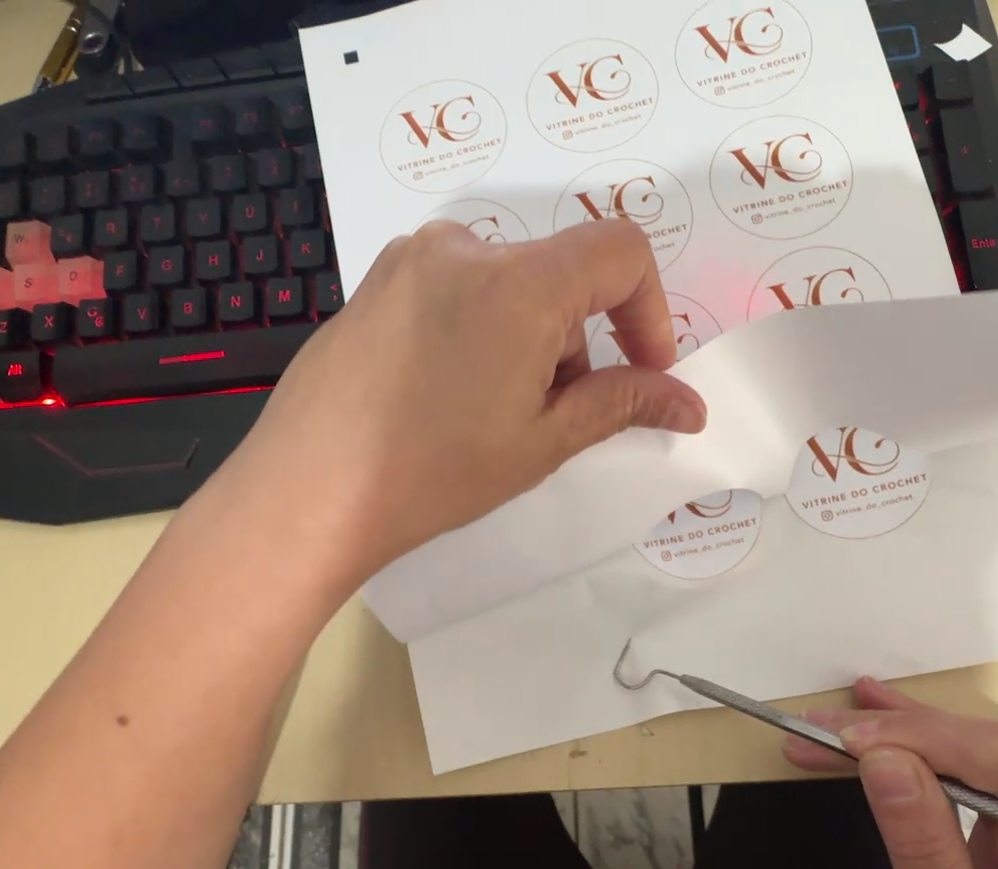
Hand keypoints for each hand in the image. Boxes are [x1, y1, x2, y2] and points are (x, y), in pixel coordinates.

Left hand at [217, 218, 705, 579]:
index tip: (642, 371)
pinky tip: (448, 392)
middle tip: (553, 412)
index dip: (649, 311)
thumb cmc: (432, 472)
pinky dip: (482, 328)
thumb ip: (623, 405)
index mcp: (518, 281)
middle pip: (561, 272)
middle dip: (579, 340)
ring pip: (509, 282)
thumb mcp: (542, 442)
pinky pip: (458, 287)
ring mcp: (410, 260)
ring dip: (529, 336)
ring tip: (492, 410)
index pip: (620, 251)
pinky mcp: (377, 282)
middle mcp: (464, 248)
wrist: (309, 491)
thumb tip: (689, 404)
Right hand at [785, 679, 997, 868]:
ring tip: (829, 726)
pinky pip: (980, 761)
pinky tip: (878, 713)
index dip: (928, 737)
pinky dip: (921, 742)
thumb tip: (881, 762)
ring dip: (898, 733)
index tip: (849, 740)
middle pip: (994, 746)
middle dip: (897, 733)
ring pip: (980, 745)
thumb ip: (923, 853)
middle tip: (815, 732)